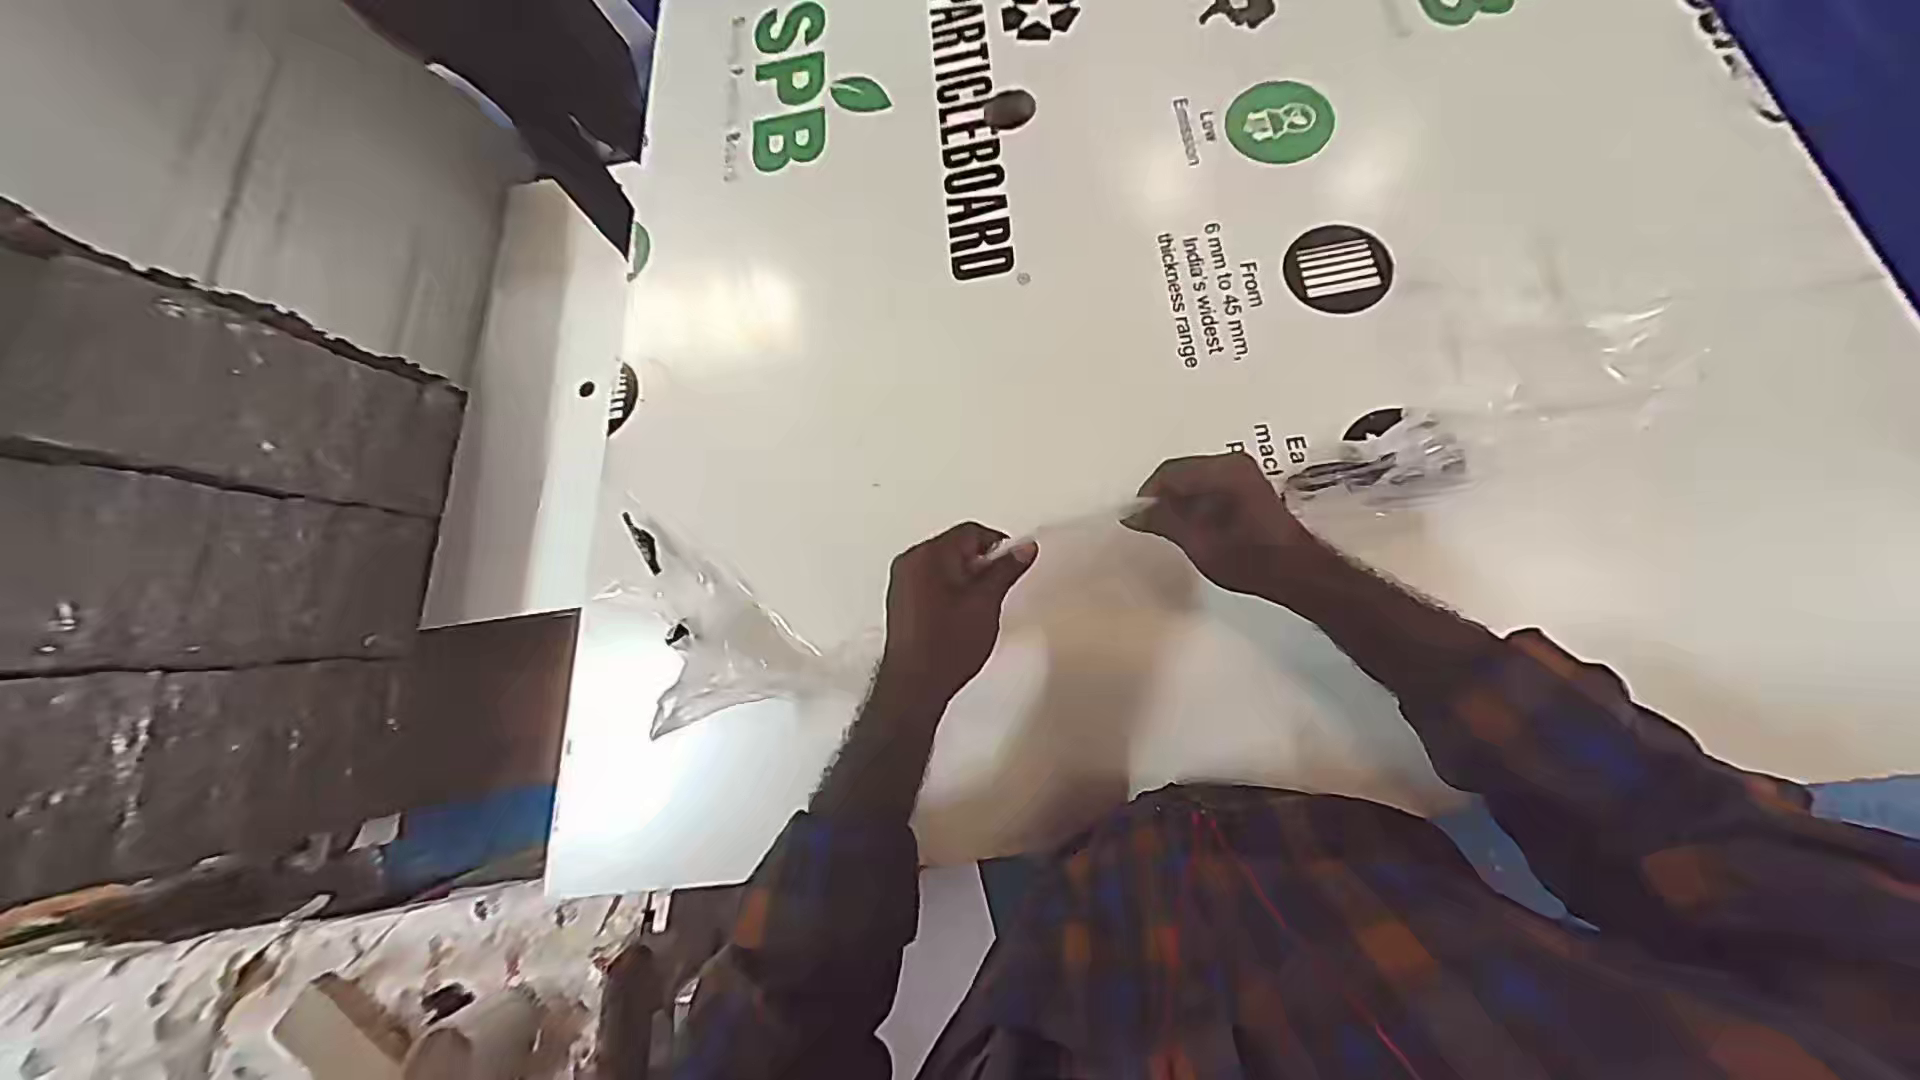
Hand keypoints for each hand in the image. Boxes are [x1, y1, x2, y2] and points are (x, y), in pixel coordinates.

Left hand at [877, 522, 1036, 702]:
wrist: (915, 685)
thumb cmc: (944, 647)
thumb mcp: (986, 602)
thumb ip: (1006, 570)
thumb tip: (1023, 549)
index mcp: (928, 555)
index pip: (969, 532)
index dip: (998, 544)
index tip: (1014, 561)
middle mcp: (910, 563)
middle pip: (955, 546)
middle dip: (981, 563)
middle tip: (996, 587)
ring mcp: (902, 582)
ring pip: (944, 565)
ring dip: (966, 578)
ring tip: (979, 607)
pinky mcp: (902, 602)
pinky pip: (931, 582)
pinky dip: (950, 590)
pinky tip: (962, 616)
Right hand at [1126, 452, 1316, 596]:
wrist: (1295, 573)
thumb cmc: (1257, 559)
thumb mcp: (1197, 542)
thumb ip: (1162, 521)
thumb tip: (1135, 512)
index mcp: (1224, 471)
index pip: (1169, 474)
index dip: (1147, 496)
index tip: (1136, 515)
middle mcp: (1235, 465)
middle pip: (1180, 472)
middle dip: (1161, 498)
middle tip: (1148, 523)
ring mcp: (1243, 474)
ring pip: (1191, 479)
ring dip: (1176, 502)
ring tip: (1172, 530)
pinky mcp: (1246, 486)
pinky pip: (1206, 486)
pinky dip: (1192, 504)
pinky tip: (1192, 528)